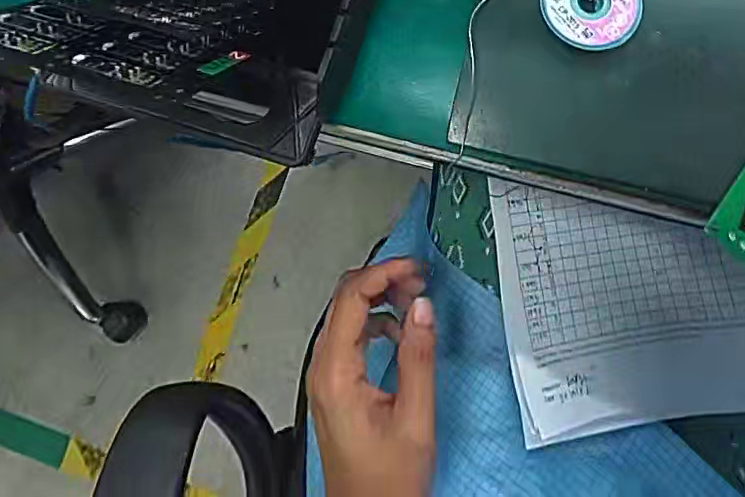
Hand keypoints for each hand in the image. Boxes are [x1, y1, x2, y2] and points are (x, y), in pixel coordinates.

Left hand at [308, 257, 436, 496]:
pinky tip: (398, 330)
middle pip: (344, 298)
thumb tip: (422, 306)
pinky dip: (374, 319)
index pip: (351, 297)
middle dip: (382, 280)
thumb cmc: (388, 482)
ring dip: (379, 298)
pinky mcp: (333, 382)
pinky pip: (349, 332)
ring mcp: (325, 374)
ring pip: (346, 312)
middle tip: (417, 280)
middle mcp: (322, 366)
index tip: (413, 268)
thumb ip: (418, 358)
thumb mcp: (414, 421)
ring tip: (413, 300)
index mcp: (335, 372)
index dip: (383, 273)